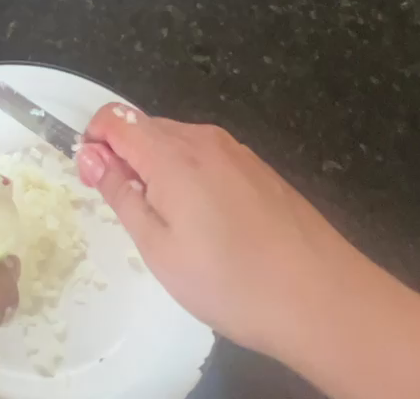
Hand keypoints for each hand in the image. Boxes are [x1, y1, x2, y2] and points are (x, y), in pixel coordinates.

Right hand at [75, 107, 371, 358]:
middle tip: (134, 214)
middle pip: (143, 126)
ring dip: (158, 168)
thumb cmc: (234, 283)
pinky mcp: (258, 168)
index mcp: (171, 154)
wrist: (328, 303)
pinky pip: (206, 157)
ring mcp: (235, 151)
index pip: (113, 117)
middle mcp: (202, 139)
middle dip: (124, 157)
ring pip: (175, 142)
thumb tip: (91, 155)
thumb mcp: (159, 248)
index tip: (97, 182)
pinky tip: (213, 226)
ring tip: (176, 227)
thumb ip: (119, 193)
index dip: (93, 142)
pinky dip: (191, 177)